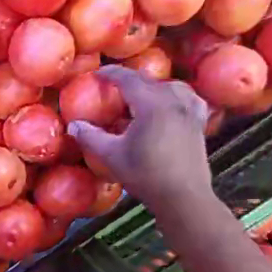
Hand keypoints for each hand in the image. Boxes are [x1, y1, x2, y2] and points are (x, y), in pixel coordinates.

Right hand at [67, 66, 213, 212]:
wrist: (183, 198)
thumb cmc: (146, 176)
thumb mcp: (112, 157)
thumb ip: (91, 137)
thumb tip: (73, 125)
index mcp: (152, 104)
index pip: (128, 79)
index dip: (111, 74)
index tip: (98, 74)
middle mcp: (174, 101)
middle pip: (148, 81)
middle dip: (129, 81)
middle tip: (113, 88)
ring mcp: (190, 111)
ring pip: (170, 86)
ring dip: (152, 87)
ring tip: (140, 97)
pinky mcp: (198, 123)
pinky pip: (189, 99)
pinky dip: (177, 96)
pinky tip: (172, 104)